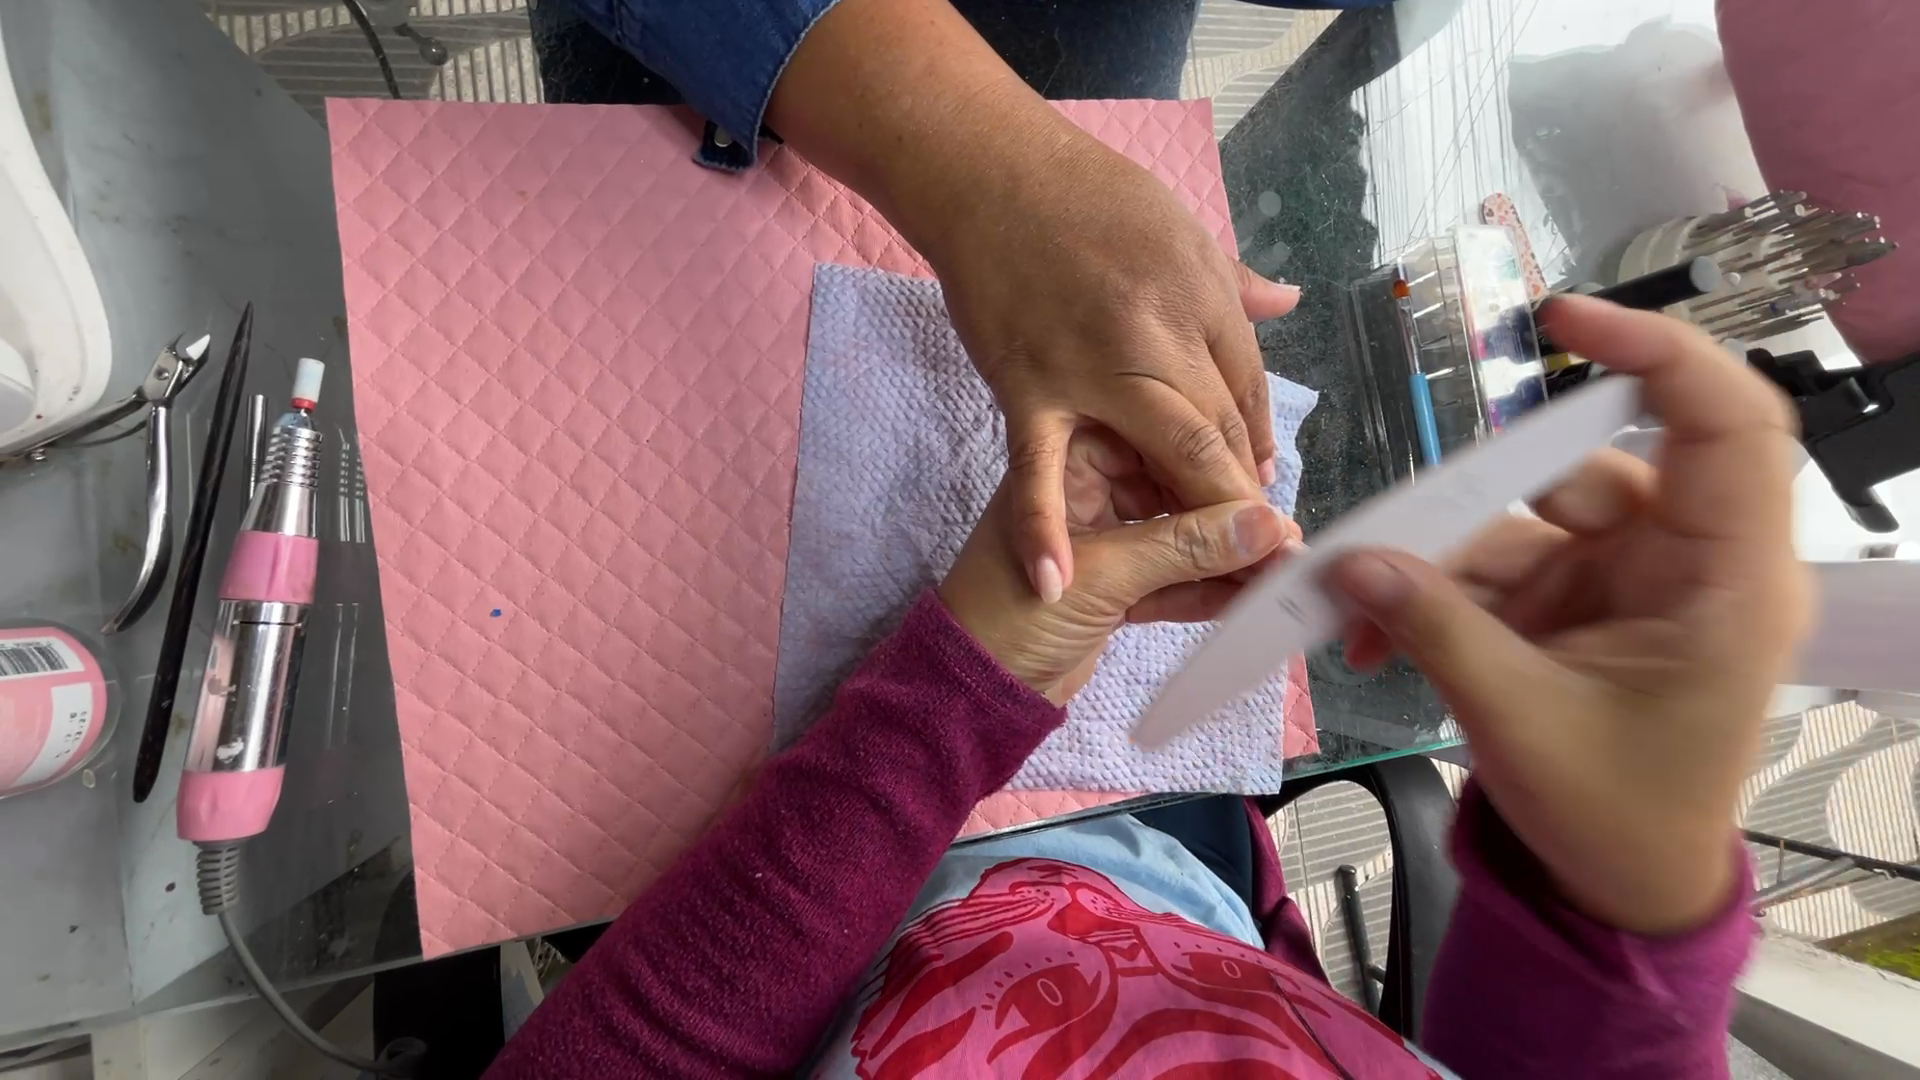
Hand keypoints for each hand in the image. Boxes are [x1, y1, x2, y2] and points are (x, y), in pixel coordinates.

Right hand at [766, 0, 1299, 604]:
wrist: (989, 177)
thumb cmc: (1085, 195)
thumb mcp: (1179, 228)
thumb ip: (1232, 278)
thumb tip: (1288, 299)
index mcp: (1201, 294)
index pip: (1246, 386)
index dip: (1256, 443)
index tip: (1260, 487)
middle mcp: (1162, 336)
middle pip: (1218, 427)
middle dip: (1239, 491)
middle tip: (1251, 545)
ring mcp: (1093, 370)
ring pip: (1163, 453)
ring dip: (1190, 515)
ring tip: (1206, 567)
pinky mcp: (1027, 395)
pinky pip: (1038, 471)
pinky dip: (1042, 528)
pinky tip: (1055, 584)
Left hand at [942, 429, 1291, 703]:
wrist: (971, 686)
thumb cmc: (1014, 613)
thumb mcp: (1104, 575)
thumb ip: (1186, 548)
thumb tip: (1271, 526)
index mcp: (1075, 459)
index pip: (1164, 452)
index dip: (1223, 485)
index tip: (1278, 516)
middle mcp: (1091, 485)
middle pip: (1178, 495)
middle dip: (1230, 528)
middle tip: (1289, 553)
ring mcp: (1104, 534)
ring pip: (1179, 537)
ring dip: (1223, 563)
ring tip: (1279, 582)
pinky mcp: (1113, 578)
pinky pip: (1167, 574)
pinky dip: (1199, 591)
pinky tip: (1243, 601)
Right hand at [1329, 295, 1809, 934]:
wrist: (1609, 874)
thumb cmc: (1610, 805)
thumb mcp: (1518, 714)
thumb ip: (1434, 628)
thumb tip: (1350, 563)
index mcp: (1718, 580)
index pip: (1722, 430)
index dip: (1659, 357)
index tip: (1562, 321)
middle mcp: (1667, 562)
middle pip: (1566, 481)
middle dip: (1465, 517)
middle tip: (1380, 550)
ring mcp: (1605, 582)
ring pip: (1501, 530)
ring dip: (1423, 573)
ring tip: (1357, 626)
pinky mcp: (1554, 605)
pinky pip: (1475, 574)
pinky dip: (1419, 602)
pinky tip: (1372, 644)